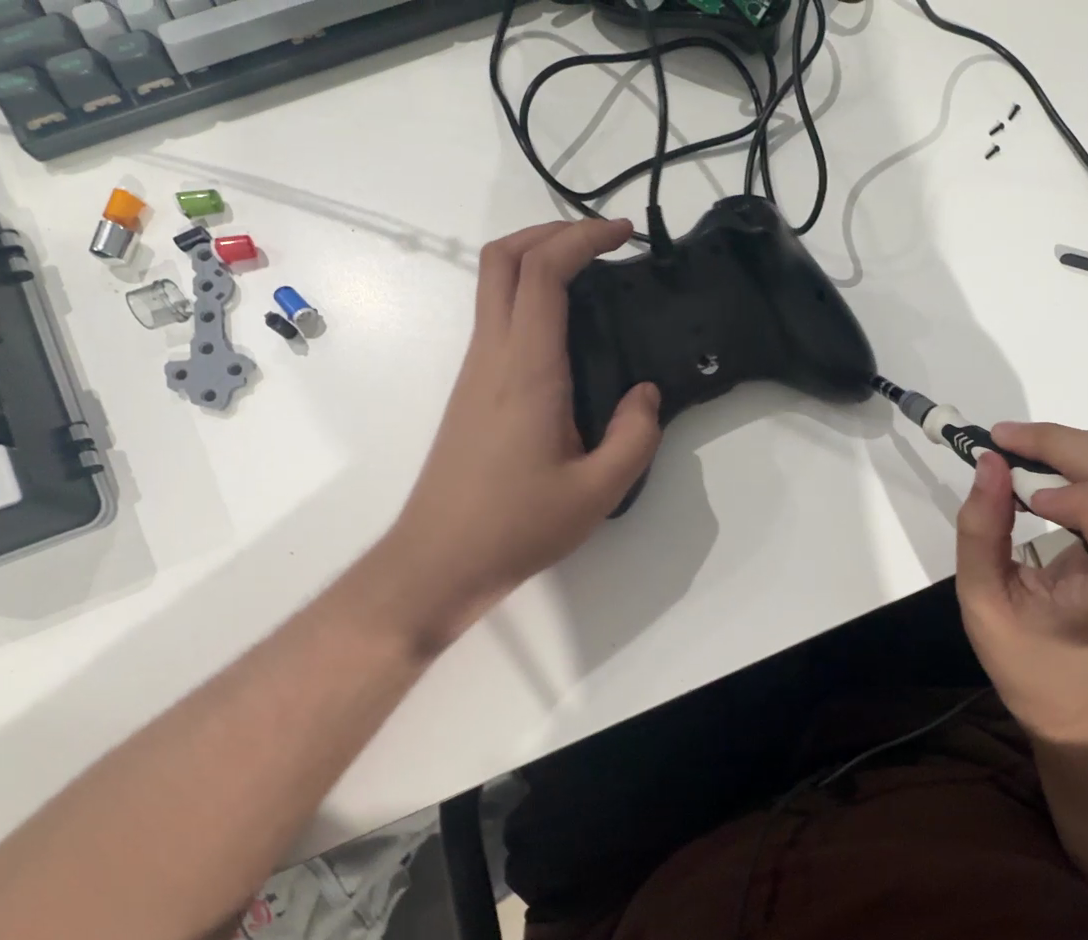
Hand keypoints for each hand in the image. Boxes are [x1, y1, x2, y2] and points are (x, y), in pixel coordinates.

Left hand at [366, 219, 661, 649]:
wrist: (441, 559)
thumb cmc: (518, 526)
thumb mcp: (599, 491)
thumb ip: (634, 436)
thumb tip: (646, 394)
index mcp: (527, 370)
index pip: (543, 272)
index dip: (582, 238)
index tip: (623, 235)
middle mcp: (493, 356)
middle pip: (503, 259)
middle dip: (551, 232)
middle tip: (603, 244)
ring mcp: (474, 372)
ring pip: (494, 286)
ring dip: (537, 263)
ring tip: (594, 283)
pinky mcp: (471, 393)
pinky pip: (497, 320)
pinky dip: (530, 300)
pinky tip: (568, 335)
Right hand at [955, 423, 1087, 743]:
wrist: (1063, 680)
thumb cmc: (1021, 653)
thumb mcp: (981, 601)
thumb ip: (981, 534)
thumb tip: (989, 463)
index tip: (1029, 499)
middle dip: (1064, 446)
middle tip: (1000, 441)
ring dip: (1069, 444)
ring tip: (1014, 451)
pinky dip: (1074, 455)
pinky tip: (1035, 465)